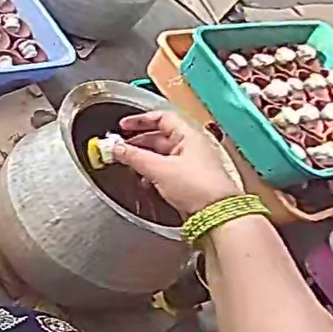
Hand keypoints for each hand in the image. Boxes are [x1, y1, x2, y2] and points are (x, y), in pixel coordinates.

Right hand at [113, 110, 245, 215]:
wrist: (216, 213)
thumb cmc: (198, 186)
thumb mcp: (159, 169)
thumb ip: (134, 157)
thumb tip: (117, 148)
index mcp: (188, 135)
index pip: (161, 118)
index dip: (140, 120)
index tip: (123, 126)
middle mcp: (191, 145)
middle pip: (159, 137)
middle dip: (137, 142)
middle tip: (119, 148)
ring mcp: (190, 162)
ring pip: (161, 154)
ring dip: (143, 158)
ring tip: (128, 164)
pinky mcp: (188, 178)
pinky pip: (165, 168)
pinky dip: (152, 171)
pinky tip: (143, 179)